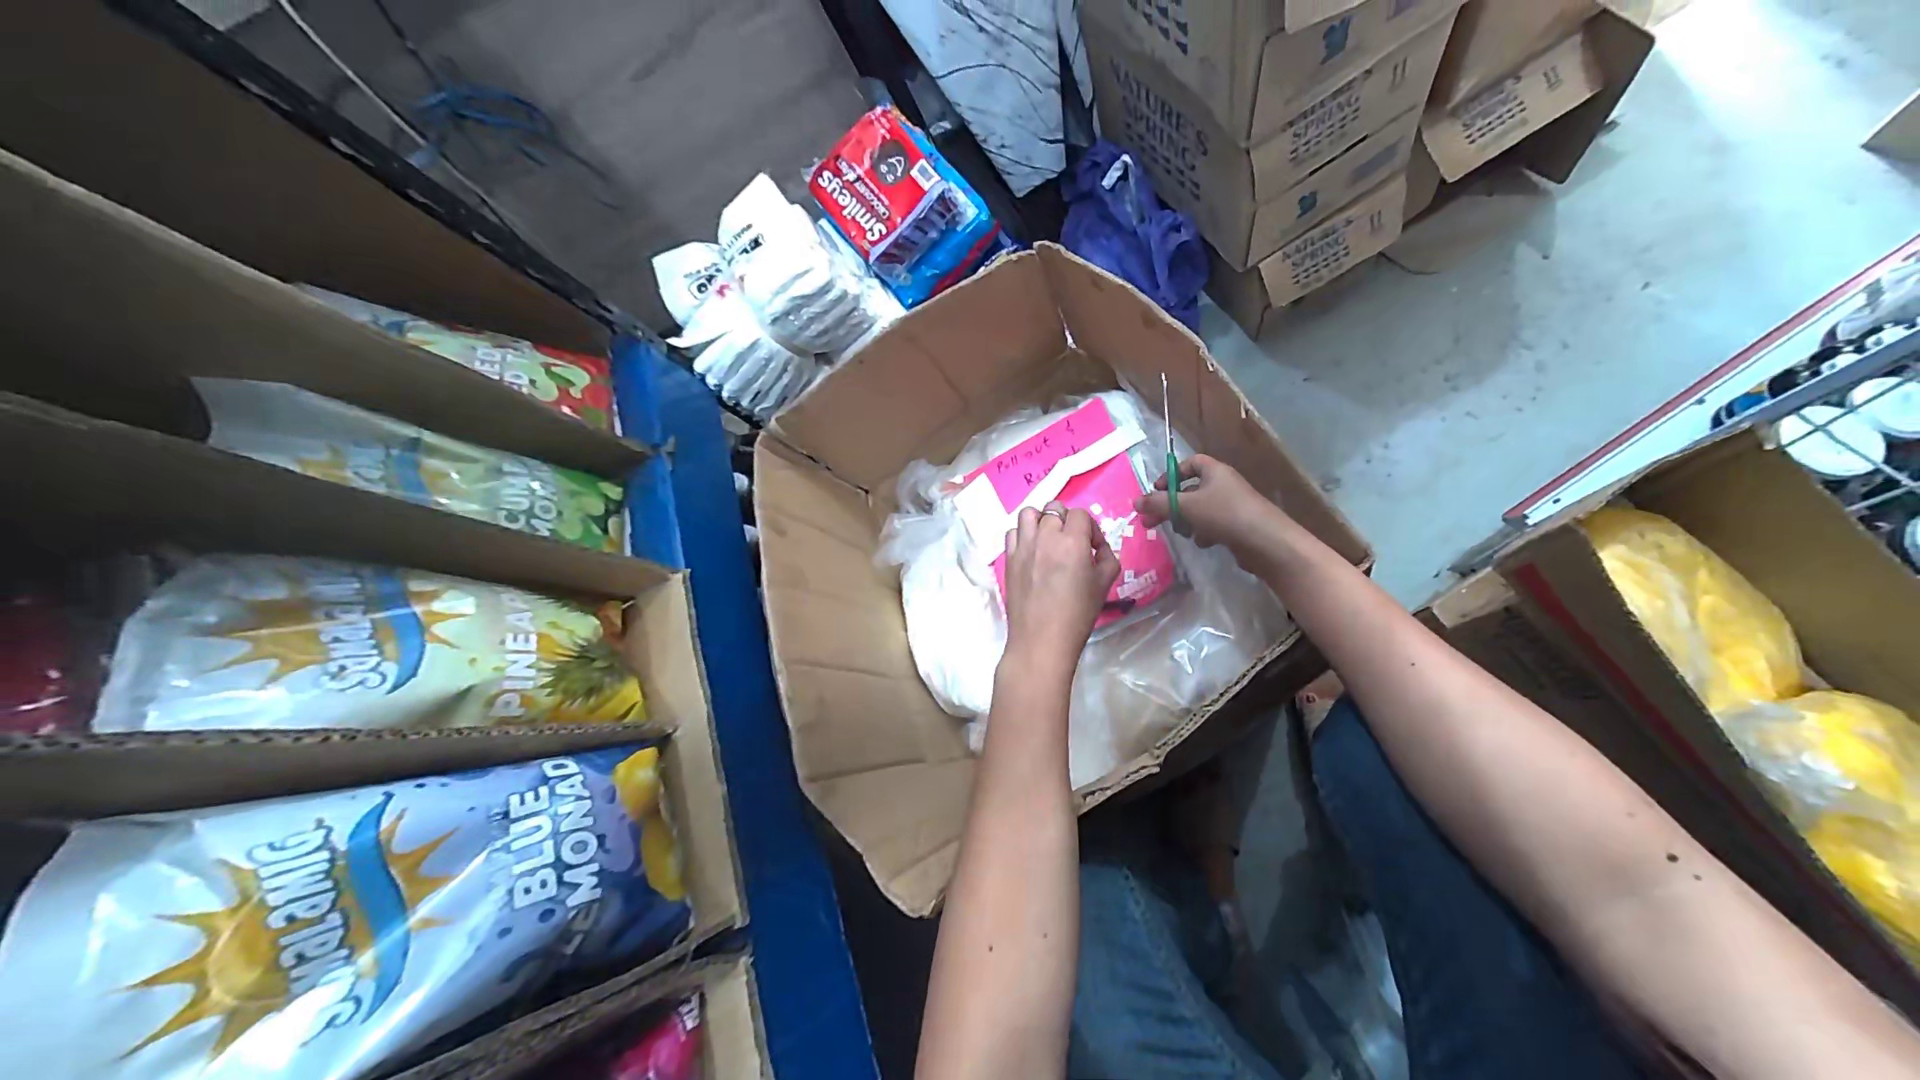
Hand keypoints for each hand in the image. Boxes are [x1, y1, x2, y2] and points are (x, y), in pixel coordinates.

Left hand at [1001, 501, 1120, 671]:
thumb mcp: (1105, 584)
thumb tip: (1097, 548)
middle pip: (1054, 508)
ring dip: (1041, 520)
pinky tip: (1032, 552)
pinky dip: (1022, 535)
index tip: (1093, 547)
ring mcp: (1023, 546)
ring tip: (1048, 540)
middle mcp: (1045, 537)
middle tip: (1071, 542)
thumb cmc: (1078, 614)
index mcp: (1072, 541)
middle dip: (1066, 520)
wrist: (1041, 639)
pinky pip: (1012, 533)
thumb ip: (1107, 557)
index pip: (1080, 514)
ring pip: (1028, 513)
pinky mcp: (1008, 559)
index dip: (1090, 528)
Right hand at [1135, 454, 1282, 561]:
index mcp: (1214, 471)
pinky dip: (1204, 532)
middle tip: (1151, 521)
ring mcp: (1232, 505)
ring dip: (1187, 520)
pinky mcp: (1237, 525)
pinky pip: (1212, 524)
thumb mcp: (1186, 506)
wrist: (1266, 541)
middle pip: (1190, 490)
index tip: (1157, 491)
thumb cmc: (1224, 514)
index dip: (1172, 474)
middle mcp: (1224, 484)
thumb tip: (1135, 501)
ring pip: (1199, 509)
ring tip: (1181, 532)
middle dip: (1171, 505)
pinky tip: (1204, 542)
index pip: (1190, 463)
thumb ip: (1158, 503)